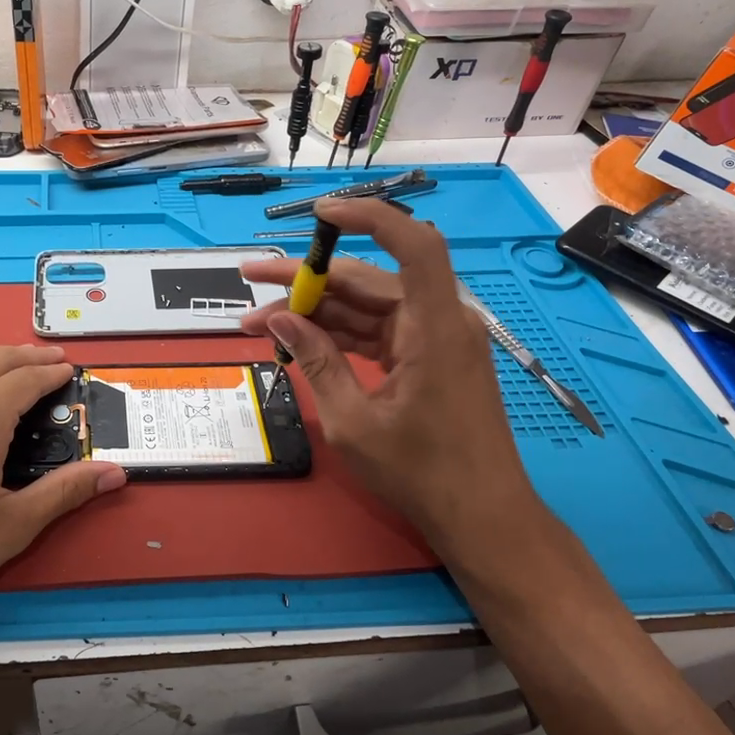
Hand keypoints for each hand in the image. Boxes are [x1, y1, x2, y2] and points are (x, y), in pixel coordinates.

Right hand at [239, 200, 536, 547]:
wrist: (483, 520)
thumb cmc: (422, 474)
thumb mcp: (354, 422)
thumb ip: (317, 362)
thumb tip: (280, 320)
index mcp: (434, 327)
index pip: (413, 244)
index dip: (368, 217)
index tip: (318, 215)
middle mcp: (439, 320)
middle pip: (369, 278)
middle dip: (307, 280)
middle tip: (251, 280)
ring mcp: (435, 338)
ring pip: (367, 305)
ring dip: (315, 311)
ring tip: (259, 322)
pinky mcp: (429, 357)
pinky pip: (378, 329)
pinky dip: (339, 333)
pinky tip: (298, 340)